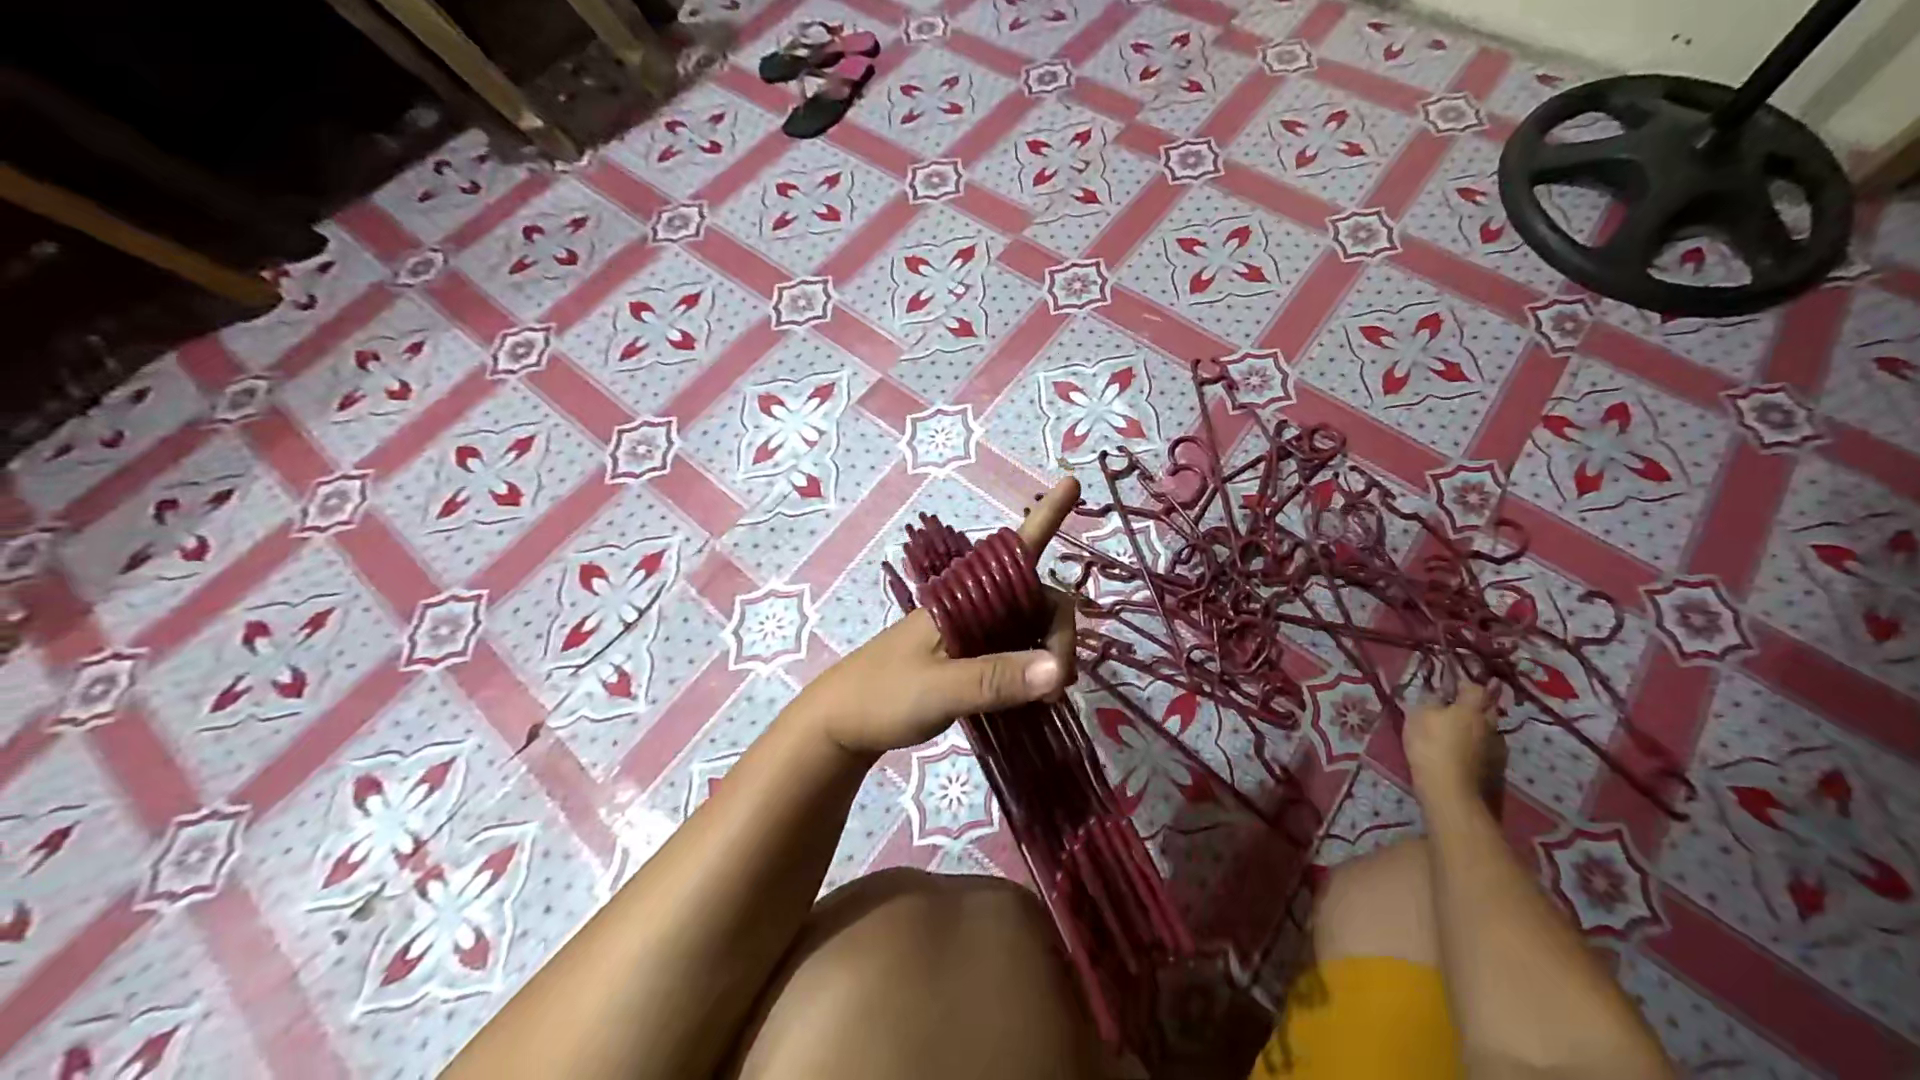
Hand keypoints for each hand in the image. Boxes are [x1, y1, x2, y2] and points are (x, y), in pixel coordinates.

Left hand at [792, 478, 1081, 756]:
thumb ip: (995, 679)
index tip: (1073, 483)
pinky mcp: (972, 662)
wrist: (843, 725)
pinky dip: (1035, 673)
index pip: (1015, 550)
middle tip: (1061, 682)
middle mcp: (975, 608)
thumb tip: (1059, 669)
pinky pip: (1018, 656)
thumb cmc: (881, 694)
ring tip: (1053, 695)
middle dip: (1060, 634)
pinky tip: (1040, 698)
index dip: (1045, 517)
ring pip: (1031, 629)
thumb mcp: (938, 688)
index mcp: (964, 597)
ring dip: (1051, 655)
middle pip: (1039, 600)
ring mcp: (975, 635)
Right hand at [1404, 682, 1505, 805]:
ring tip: (1461, 732)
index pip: (1475, 687)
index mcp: (1472, 709)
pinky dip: (1479, 746)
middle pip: (1489, 708)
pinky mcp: (1497, 768)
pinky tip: (1465, 753)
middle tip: (1461, 706)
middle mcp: (1491, 725)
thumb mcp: (1418, 717)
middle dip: (1477, 704)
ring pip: (1490, 730)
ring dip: (1479, 727)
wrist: (1451, 792)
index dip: (1466, 683)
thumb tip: (1438, 695)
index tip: (1455, 684)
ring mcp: (1498, 748)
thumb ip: (1430, 702)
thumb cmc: (1431, 747)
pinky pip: (1488, 749)